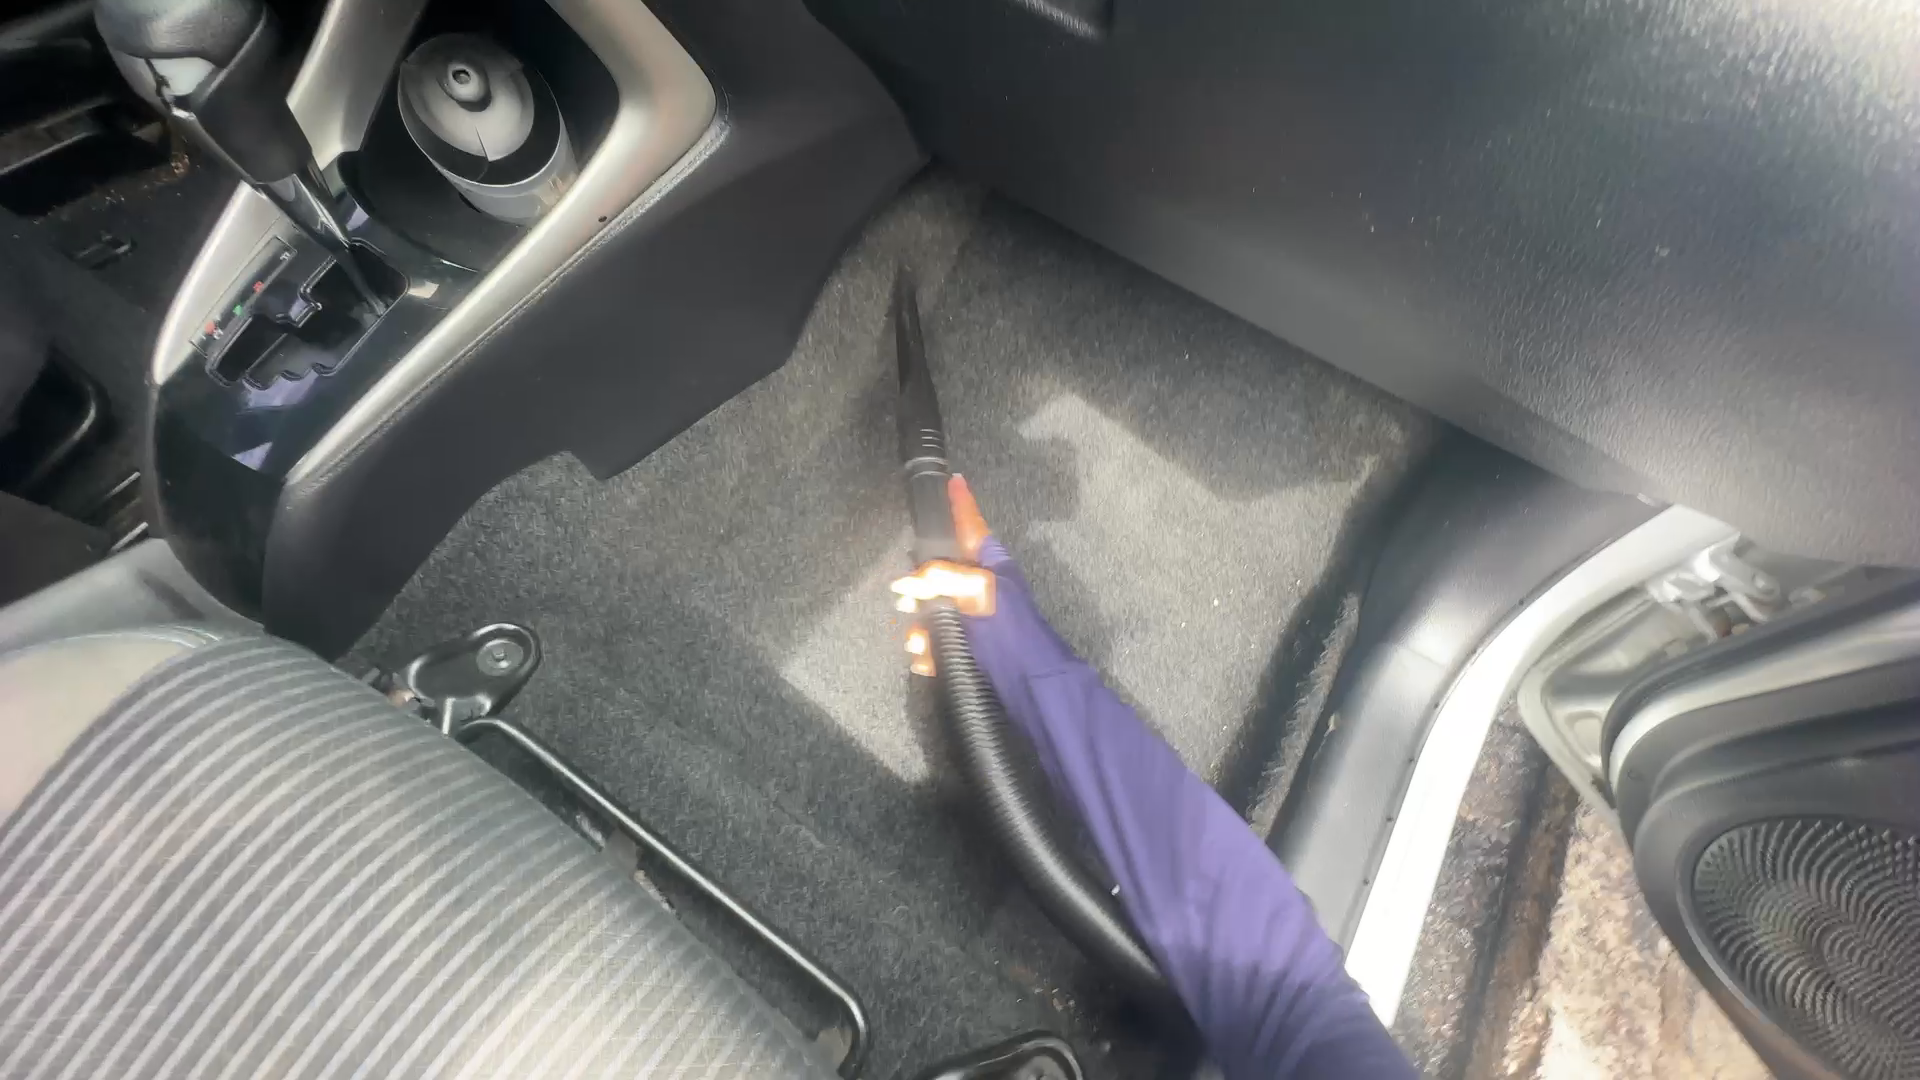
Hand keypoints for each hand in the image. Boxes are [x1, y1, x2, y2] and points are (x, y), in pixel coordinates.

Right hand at [890, 474, 998, 673]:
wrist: (1027, 677)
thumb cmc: (1009, 624)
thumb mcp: (977, 589)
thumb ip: (940, 578)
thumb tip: (905, 584)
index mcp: (989, 561)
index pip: (971, 523)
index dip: (961, 502)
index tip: (953, 479)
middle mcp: (979, 582)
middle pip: (940, 570)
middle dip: (920, 589)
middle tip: (909, 601)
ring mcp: (971, 613)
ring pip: (932, 608)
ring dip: (922, 628)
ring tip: (921, 643)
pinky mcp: (966, 642)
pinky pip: (937, 639)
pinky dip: (929, 650)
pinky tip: (928, 659)